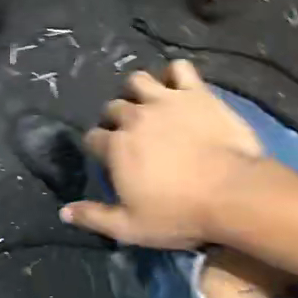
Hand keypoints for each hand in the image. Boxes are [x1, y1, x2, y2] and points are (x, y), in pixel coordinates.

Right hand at [61, 61, 279, 247]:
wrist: (234, 194)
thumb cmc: (179, 214)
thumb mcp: (130, 227)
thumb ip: (93, 217)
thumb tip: (64, 212)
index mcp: (115, 147)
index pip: (92, 137)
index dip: (97, 147)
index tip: (107, 158)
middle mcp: (134, 117)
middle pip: (113, 108)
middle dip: (115, 119)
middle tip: (130, 134)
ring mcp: (166, 101)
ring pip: (139, 80)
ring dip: (138, 90)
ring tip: (148, 105)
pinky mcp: (197, 93)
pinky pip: (180, 69)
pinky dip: (176, 75)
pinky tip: (179, 88)